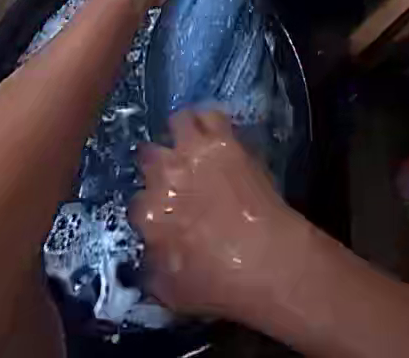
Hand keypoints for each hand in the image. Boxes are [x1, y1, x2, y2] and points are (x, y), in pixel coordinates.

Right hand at [131, 109, 306, 319]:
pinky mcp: (223, 138)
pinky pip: (209, 114)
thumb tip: (145, 257)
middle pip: (149, 155)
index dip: (151, 210)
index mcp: (150, 212)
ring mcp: (194, 150)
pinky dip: (210, 121)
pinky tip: (214, 133)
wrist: (271, 260)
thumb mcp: (173, 294)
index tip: (163, 215)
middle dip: (159, 166)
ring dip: (182, 134)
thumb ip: (150, 271)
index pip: (137, 203)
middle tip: (176, 179)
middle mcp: (165, 173)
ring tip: (192, 144)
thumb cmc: (221, 284)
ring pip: (177, 123)